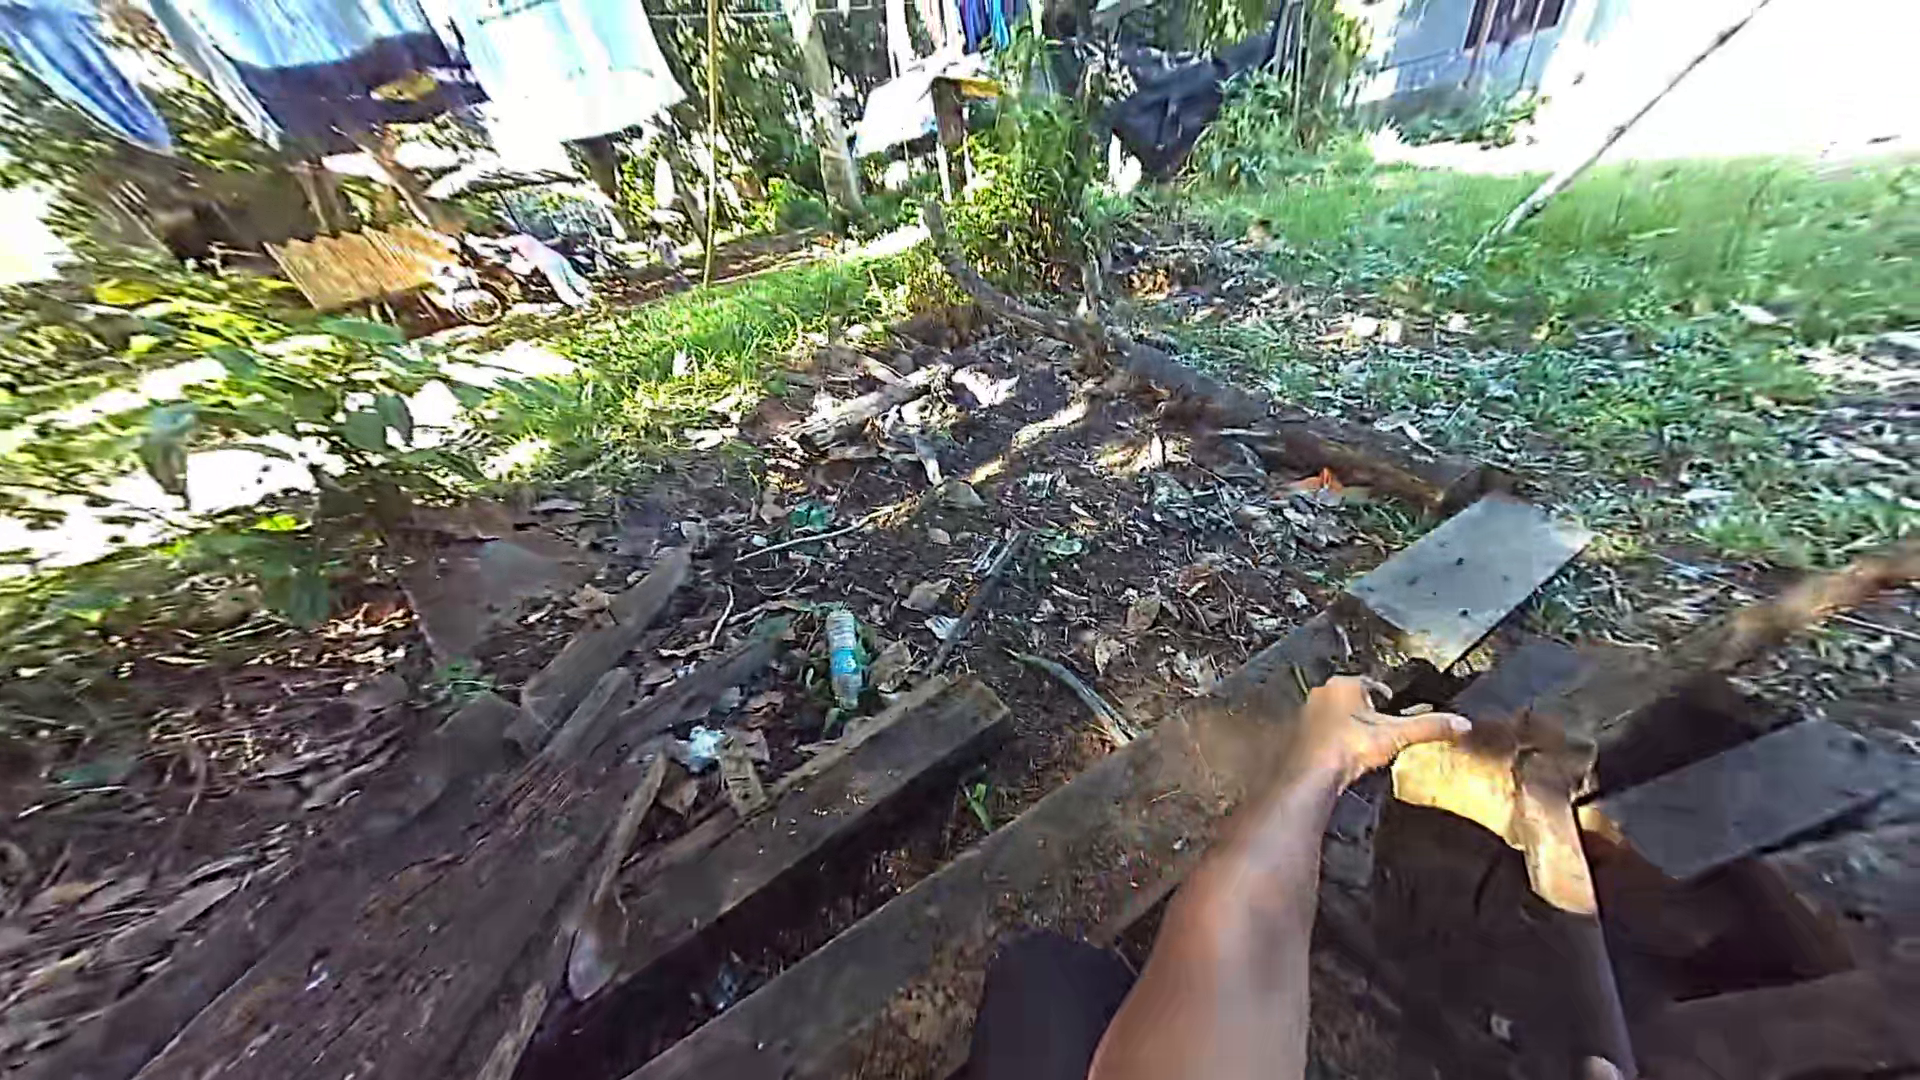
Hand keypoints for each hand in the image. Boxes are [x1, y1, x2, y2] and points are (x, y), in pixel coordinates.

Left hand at [1293, 675, 1470, 786]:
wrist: (1316, 768)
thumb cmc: (1352, 744)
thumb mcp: (1396, 734)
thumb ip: (1429, 726)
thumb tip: (1461, 723)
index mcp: (1344, 684)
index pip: (1374, 684)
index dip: (1389, 697)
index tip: (1398, 708)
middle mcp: (1323, 690)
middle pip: (1355, 696)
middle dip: (1370, 708)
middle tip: (1385, 724)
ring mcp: (1310, 707)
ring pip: (1339, 710)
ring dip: (1352, 720)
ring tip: (1367, 737)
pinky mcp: (1303, 726)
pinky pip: (1327, 725)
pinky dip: (1338, 732)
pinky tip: (1348, 746)